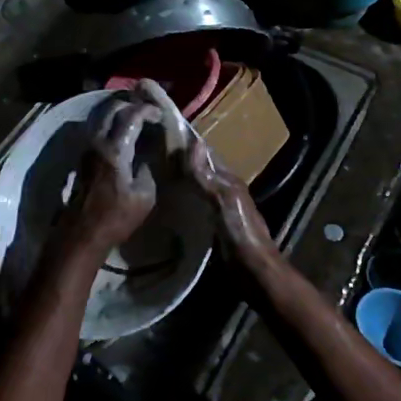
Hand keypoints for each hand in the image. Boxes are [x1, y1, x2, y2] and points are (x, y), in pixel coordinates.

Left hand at [56, 98, 160, 257]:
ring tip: (136, 119)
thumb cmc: (116, 216)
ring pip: (101, 118)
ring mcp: (87, 148)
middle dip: (130, 104)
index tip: (160, 114)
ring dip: (118, 113)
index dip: (147, 110)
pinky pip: (97, 131)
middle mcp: (97, 142)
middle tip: (146, 111)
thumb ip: (147, 168)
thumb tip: (145, 156)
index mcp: (115, 150)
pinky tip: (123, 134)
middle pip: (111, 109)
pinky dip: (111, 125)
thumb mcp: (145, 195)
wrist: (83, 231)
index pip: (131, 116)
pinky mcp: (82, 157)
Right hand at [128, 78, 275, 262]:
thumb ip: (207, 176)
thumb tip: (194, 142)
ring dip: (175, 176)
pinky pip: (190, 202)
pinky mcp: (210, 224)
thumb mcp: (223, 201)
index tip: (161, 127)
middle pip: (197, 167)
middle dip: (176, 156)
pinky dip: (176, 195)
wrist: (254, 273)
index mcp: (228, 180)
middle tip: (146, 147)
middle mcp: (222, 189)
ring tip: (147, 169)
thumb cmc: (241, 235)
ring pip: (193, 184)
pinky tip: (160, 198)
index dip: (185, 140)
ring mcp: (216, 207)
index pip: (204, 152)